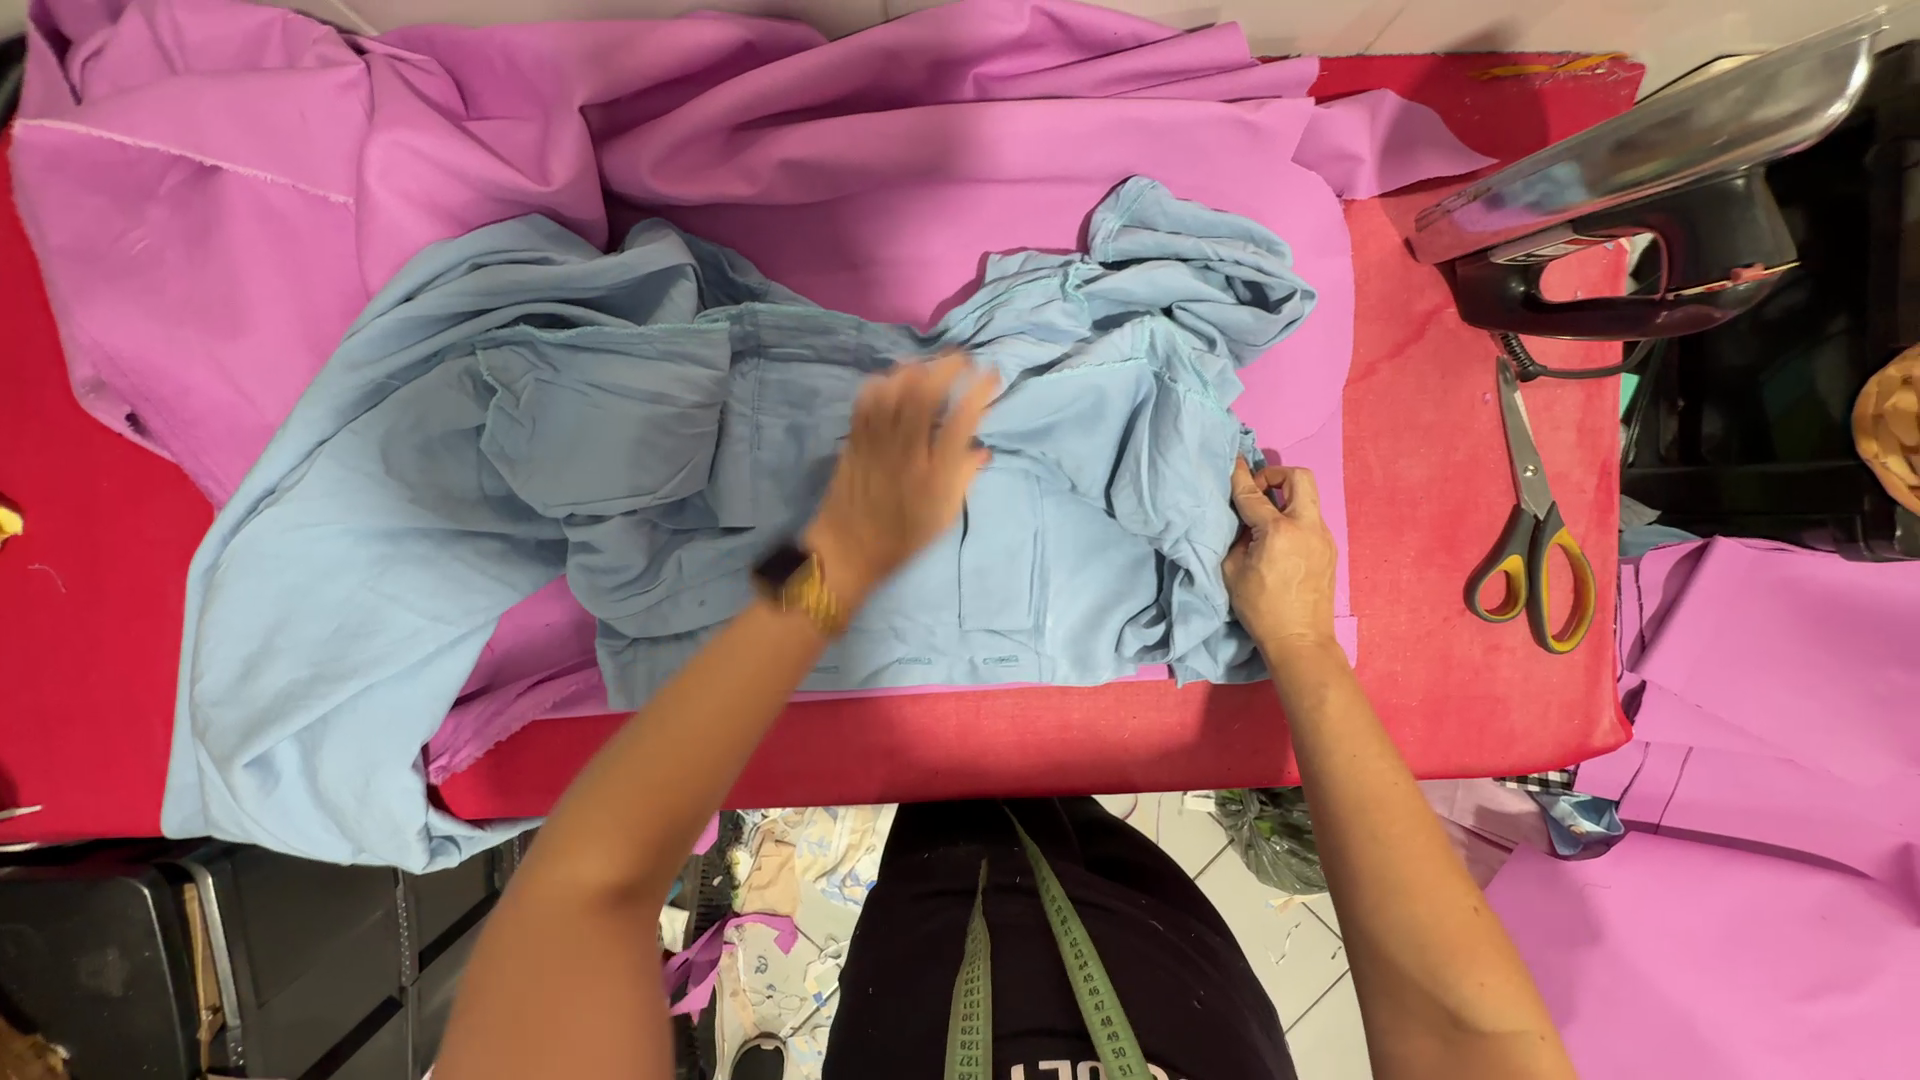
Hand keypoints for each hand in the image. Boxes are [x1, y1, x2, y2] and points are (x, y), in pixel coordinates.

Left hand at [805, 353, 998, 601]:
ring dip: (917, 368)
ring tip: (931, 366)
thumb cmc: (904, 537)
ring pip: (895, 389)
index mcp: (935, 475)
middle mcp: (907, 452)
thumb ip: (964, 477)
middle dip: (949, 367)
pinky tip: (894, 380)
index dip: (979, 391)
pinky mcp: (854, 440)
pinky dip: (883, 381)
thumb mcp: (945, 514)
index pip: (962, 420)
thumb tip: (982, 448)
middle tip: (964, 360)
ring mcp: (877, 443)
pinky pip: (867, 399)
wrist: (849, 549)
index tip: (991, 377)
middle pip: (926, 393)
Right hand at [1223, 459, 1338, 656]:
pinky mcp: (1329, 548)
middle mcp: (1306, 526)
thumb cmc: (1260, 609)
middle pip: (1299, 477)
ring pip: (1308, 497)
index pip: (1254, 494)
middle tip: (1258, 491)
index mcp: (1279, 531)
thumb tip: (1244, 521)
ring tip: (1265, 516)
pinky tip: (1278, 539)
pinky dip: (1293, 517)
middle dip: (1275, 475)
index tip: (1231, 460)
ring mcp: (1323, 536)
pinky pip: (1310, 519)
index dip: (1239, 475)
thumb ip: (1237, 537)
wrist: (1300, 639)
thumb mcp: (1233, 571)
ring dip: (1286, 496)